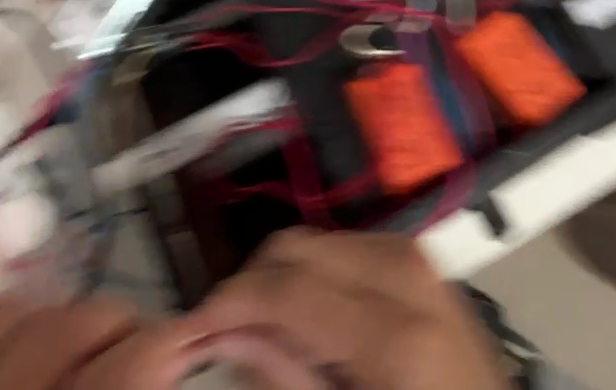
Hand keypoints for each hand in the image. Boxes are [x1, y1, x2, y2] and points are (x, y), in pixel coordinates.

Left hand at [0, 294, 193, 389]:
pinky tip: (28, 328)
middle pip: (68, 329)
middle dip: (122, 322)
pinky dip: (0, 313)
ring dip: (66, 313)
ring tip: (90, 336)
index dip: (167, 342)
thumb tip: (169, 366)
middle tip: (146, 342)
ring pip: (16, 315)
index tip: (190, 340)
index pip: (120, 373)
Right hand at [183, 229, 509, 389]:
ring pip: (319, 238)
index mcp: (396, 333)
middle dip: (252, 283)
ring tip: (268, 327)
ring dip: (283, 275)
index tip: (193, 326)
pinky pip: (348, 246)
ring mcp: (420, 261)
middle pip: (299, 247)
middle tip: (225, 331)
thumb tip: (227, 335)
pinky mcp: (422, 261)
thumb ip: (288, 378)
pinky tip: (312, 314)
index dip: (229, 302)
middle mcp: (410, 275)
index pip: (287, 287)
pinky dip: (316, 271)